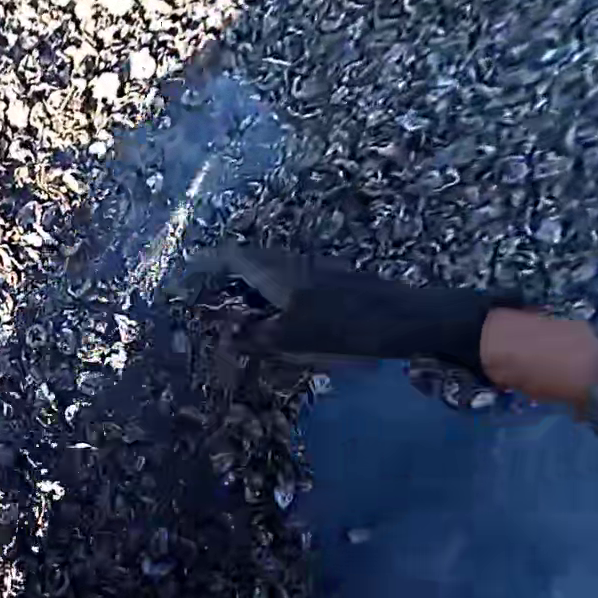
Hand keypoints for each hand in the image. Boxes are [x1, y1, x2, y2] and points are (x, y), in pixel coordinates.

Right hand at [211, 245, 506, 376]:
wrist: (412, 319)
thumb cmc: (344, 327)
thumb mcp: (289, 340)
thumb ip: (252, 337)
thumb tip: (224, 339)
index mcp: (275, 272)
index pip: (229, 257)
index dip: (204, 263)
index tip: (185, 273)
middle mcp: (291, 262)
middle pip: (247, 261)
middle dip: (224, 275)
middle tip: (208, 295)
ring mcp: (314, 268)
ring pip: (269, 269)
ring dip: (248, 284)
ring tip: (237, 306)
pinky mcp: (332, 278)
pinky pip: (287, 278)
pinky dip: (270, 291)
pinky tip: (276, 312)